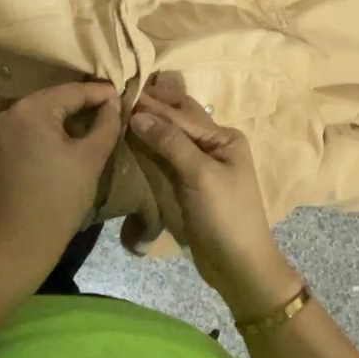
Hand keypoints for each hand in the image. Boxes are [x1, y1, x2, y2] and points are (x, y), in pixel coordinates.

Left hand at [0, 81, 121, 255]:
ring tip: (92, 120)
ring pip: (40, 112)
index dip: (100, 92)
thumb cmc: (60, 199)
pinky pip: (27, 128)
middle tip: (109, 106)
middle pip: (54, 98)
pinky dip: (47, 128)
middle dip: (82, 102)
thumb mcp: (91, 158)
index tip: (121, 94)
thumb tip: (113, 102)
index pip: (73, 91)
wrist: (19, 243)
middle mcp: (11, 112)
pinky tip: (67, 137)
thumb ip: (106, 124)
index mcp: (32, 110)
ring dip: (65, 115)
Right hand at [128, 84, 304, 322]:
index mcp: (223, 137)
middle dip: (152, 107)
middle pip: (178, 120)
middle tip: (120, 92)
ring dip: (149, 124)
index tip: (123, 90)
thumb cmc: (225, 216)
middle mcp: (212, 145)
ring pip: (170, 137)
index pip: (182, 115)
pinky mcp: (187, 184)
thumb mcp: (200, 175)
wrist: (238, 267)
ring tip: (122, 108)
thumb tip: (137, 113)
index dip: (153, 104)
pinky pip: (166, 157)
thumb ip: (170, 142)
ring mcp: (199, 165)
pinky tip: (132, 137)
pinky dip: (149, 146)